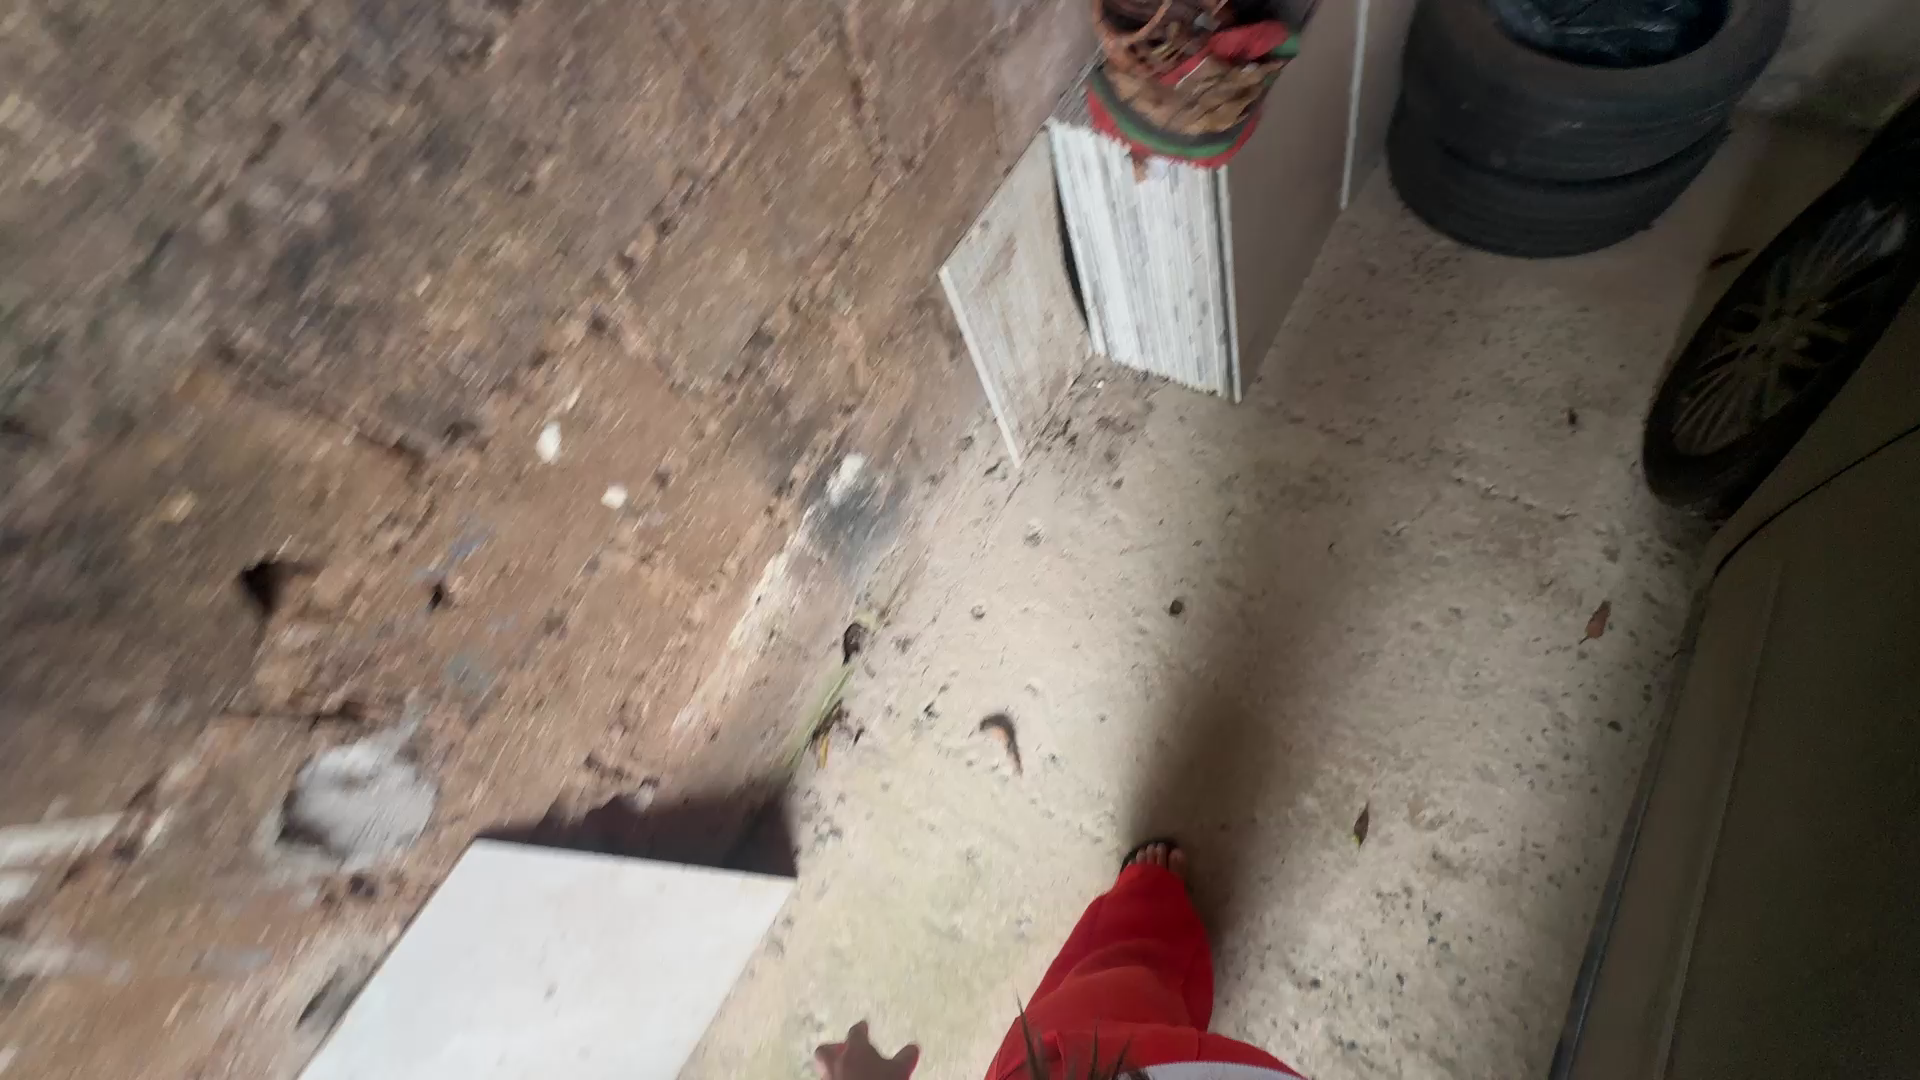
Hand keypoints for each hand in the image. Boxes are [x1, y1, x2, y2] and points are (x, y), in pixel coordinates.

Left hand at [814, 1020, 919, 1079]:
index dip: (860, 1029)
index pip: (855, 1032)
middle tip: (845, 1051)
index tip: (863, 1027)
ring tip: (848, 1072)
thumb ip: (906, 1056)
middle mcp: (838, 1063)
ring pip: (825, 1071)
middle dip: (834, 1049)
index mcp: (855, 1050)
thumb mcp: (899, 1071)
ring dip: (834, 1069)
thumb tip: (913, 1048)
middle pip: (826, 1051)